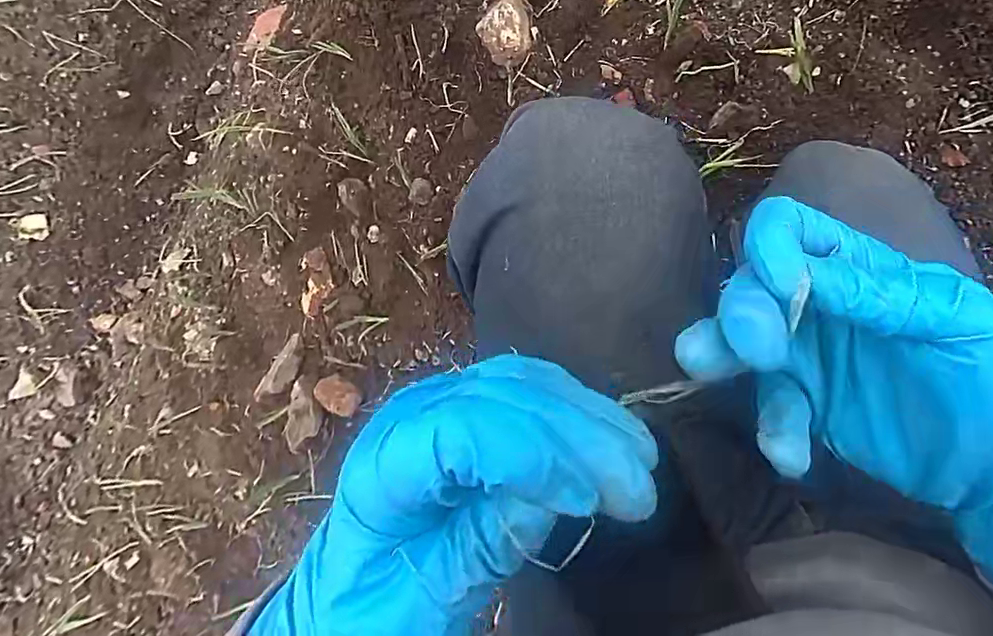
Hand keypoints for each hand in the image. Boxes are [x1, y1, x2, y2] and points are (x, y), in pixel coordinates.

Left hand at [252, 354, 658, 635]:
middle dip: (579, 434)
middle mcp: (415, 409)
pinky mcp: (470, 402)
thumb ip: (483, 545)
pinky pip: (528, 387)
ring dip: (587, 414)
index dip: (534, 453)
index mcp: (386, 458)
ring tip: (641, 454)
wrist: (350, 594)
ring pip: (524, 381)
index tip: (593, 498)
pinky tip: (606, 430)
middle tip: (642, 482)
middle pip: (505, 396)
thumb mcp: (424, 600)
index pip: (465, 428)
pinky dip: (573, 405)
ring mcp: (443, 397)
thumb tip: (558, 492)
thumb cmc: (377, 611)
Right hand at [674, 196, 992, 600]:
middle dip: (743, 306)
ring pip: (744, 340)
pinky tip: (791, 455)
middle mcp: (817, 301)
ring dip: (722, 351)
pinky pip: (772, 406)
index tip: (783, 283)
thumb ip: (884, 294)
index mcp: (856, 265)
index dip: (772, 243)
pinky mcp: (807, 405)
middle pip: (755, 282)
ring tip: (702, 367)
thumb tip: (803, 274)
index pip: (791, 227)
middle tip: (753, 345)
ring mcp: (807, 354)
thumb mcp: (958, 322)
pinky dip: (774, 426)